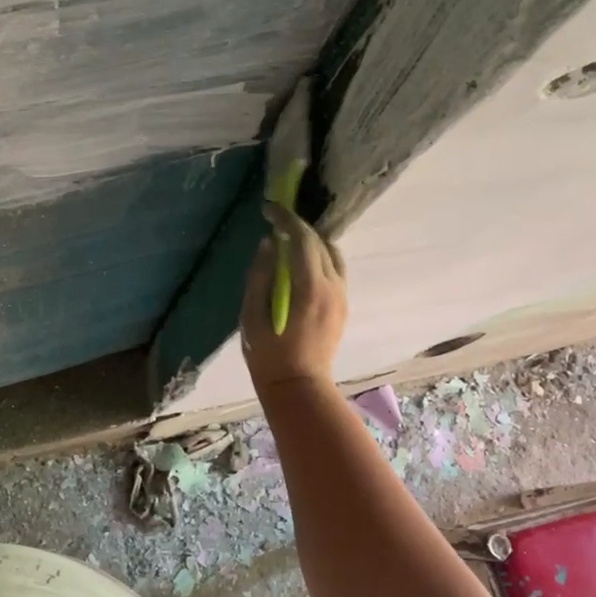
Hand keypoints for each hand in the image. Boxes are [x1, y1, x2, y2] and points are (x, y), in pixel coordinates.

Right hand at [240, 203, 346, 392]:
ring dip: (311, 242)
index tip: (268, 209)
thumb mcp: (252, 317)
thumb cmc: (269, 355)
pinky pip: (334, 270)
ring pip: (332, 255)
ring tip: (288, 242)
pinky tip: (300, 264)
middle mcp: (333, 287)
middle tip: (274, 221)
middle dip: (297, 227)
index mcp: (310, 288)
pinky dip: (318, 257)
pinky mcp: (342, 306)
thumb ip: (260, 277)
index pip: (304, 239)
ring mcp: (342, 297)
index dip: (286, 219)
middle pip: (320, 243)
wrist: (299, 387)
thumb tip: (269, 245)